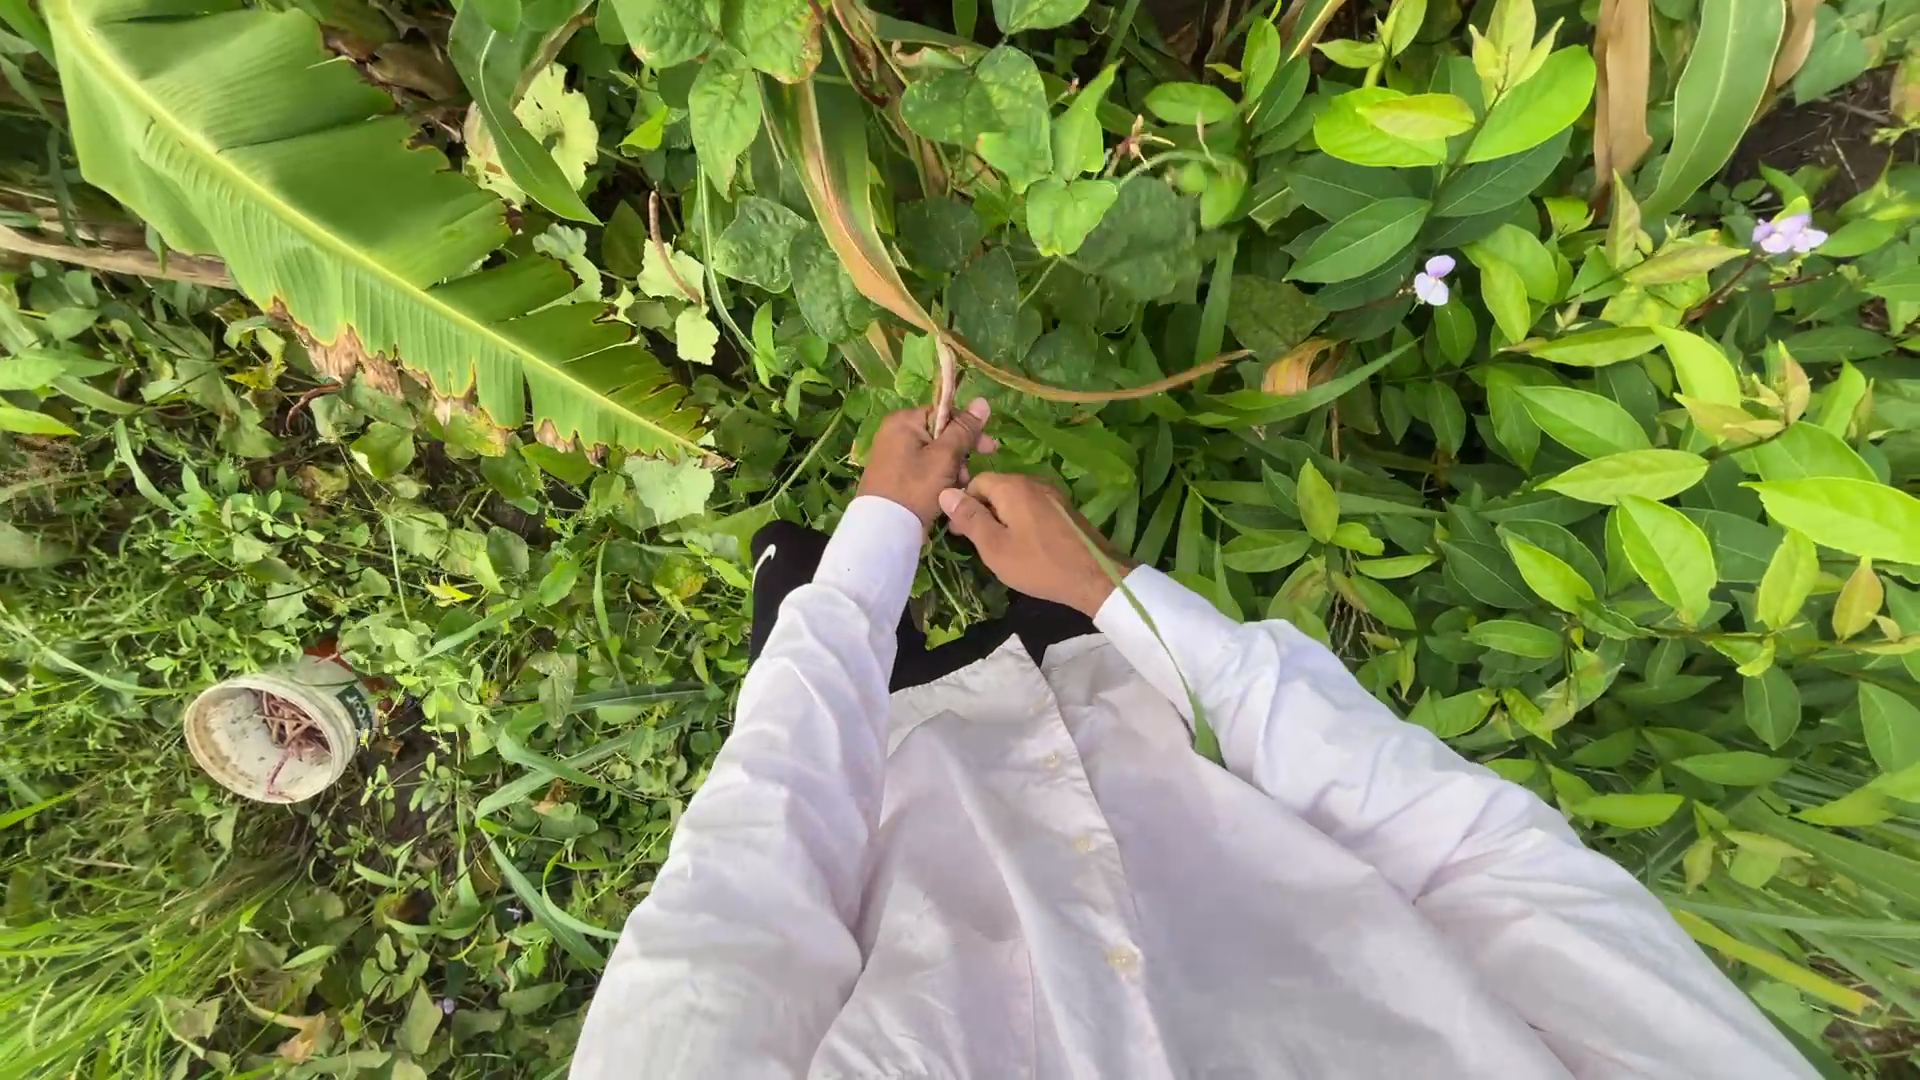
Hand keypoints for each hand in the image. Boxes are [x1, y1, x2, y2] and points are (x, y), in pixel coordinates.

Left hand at [857, 400, 996, 530]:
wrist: (885, 528)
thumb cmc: (916, 487)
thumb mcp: (945, 456)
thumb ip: (964, 430)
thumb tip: (982, 401)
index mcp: (904, 421)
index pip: (945, 413)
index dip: (969, 429)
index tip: (988, 448)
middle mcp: (896, 433)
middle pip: (940, 434)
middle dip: (961, 454)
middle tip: (971, 474)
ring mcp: (894, 455)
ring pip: (935, 454)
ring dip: (952, 469)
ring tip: (958, 487)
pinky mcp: (895, 475)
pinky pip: (924, 468)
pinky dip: (938, 478)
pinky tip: (946, 493)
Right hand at [937, 473, 1137, 616]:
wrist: (1094, 577)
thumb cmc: (1038, 564)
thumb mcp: (994, 546)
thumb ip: (969, 518)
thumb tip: (945, 492)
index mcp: (1012, 486)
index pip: (976, 481)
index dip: (963, 504)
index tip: (960, 531)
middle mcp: (1033, 482)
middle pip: (996, 488)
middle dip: (981, 511)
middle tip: (976, 542)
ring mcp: (1052, 494)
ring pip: (1015, 499)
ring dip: (1001, 517)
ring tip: (998, 546)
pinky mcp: (1064, 509)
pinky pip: (1032, 507)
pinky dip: (1020, 520)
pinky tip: (1023, 544)